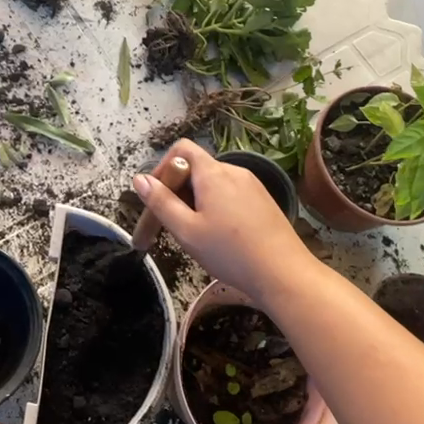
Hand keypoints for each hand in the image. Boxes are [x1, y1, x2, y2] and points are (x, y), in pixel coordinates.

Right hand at [134, 139, 320, 305]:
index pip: (181, 149)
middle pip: (197, 167)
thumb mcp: (186, 230)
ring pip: (214, 183)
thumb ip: (161, 202)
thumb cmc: (230, 252)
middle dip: (179, 190)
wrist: (284, 274)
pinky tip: (221, 236)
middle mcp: (234, 171)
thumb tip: (139, 179)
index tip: (158, 198)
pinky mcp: (264, 201)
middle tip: (174, 224)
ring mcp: (252, 185)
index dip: (163, 168)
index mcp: (213, 173)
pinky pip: (232, 194)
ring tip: (198, 234)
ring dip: (198, 200)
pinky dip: (218, 206)